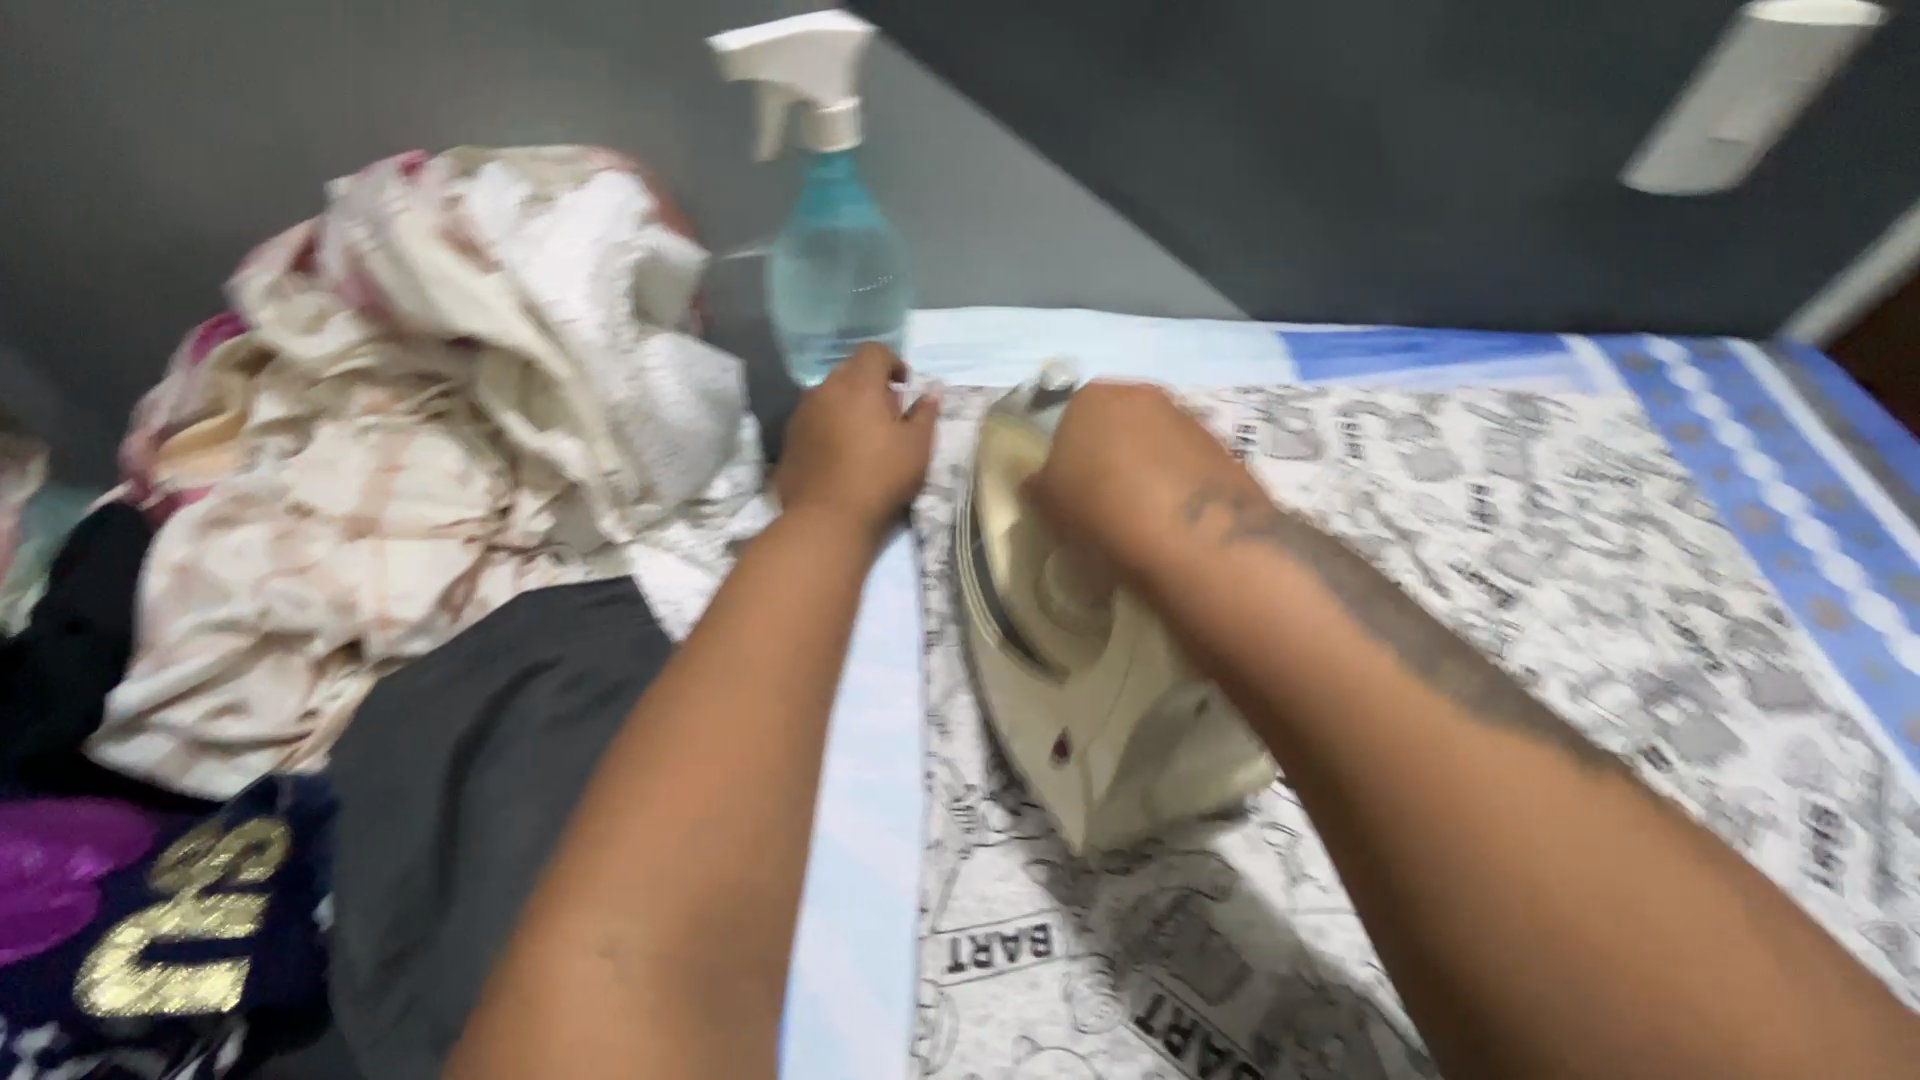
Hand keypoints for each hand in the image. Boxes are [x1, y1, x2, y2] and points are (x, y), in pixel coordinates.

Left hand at [774, 343, 938, 542]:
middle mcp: (825, 390)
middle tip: (887, 412)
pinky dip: (828, 426)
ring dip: (846, 405)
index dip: (892, 362)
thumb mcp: (917, 447)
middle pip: (848, 371)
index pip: (874, 351)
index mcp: (858, 385)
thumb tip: (931, 393)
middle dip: (869, 383)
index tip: (904, 386)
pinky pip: (812, 420)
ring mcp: (801, 414)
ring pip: (827, 396)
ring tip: (861, 435)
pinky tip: (838, 454)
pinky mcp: (789, 440)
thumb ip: (925, 414)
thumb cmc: (881, 477)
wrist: (827, 518)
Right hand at [1022, 380, 1247, 573]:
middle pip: (1116, 426)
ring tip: (1141, 517)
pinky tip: (1172, 521)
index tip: (1070, 491)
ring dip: (1147, 470)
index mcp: (1091, 398)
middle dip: (1110, 457)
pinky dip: (1178, 486)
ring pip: (1155, 443)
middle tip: (1103, 503)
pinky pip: (1187, 465)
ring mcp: (1188, 417)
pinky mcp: (1223, 447)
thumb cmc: (1101, 511)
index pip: (1069, 419)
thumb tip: (1038, 481)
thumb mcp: (1048, 507)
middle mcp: (1141, 394)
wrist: (1191, 537)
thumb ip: (1039, 485)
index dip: (1067, 456)